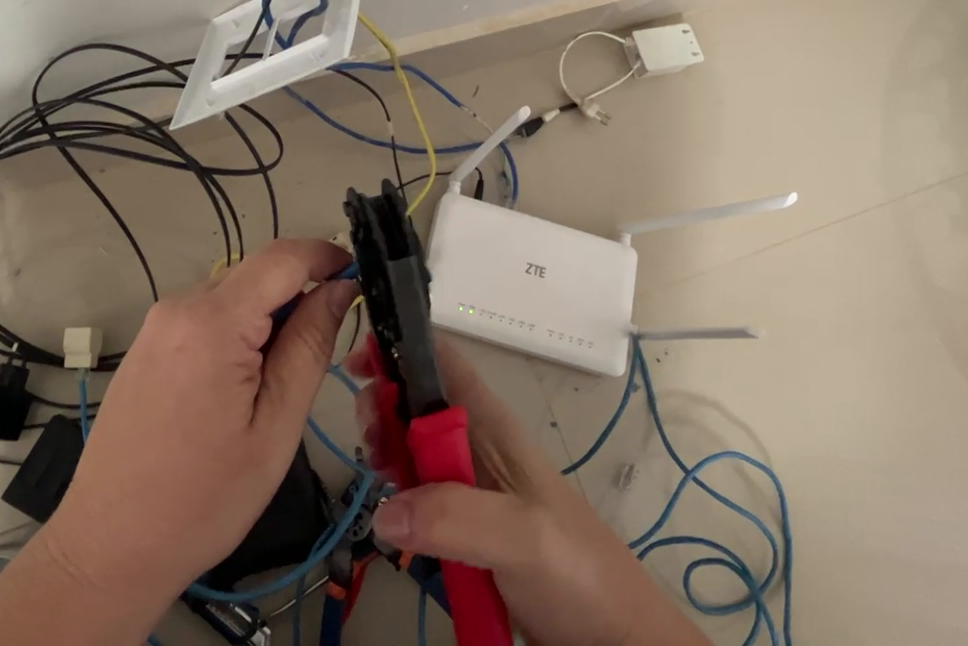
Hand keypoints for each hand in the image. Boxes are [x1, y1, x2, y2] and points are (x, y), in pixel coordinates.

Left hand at [0, 239, 353, 644]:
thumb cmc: (204, 499)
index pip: (284, 257)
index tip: (360, 280)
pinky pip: (206, 317)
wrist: (109, 547)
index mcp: (213, 322)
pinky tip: (241, 388)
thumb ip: (310, 345)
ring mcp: (156, 325)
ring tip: (281, 381)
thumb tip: (341, 288)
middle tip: (326, 349)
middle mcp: (178, 307)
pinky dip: (238, 332)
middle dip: (300, 293)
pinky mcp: (146, 346)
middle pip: (257, 272)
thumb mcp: (276, 426)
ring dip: (269, 317)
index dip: (327, 256)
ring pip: (233, 294)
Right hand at [352, 336, 707, 645]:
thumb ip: (456, 517)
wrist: (613, 636)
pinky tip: (393, 520)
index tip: (354, 365)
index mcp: (492, 424)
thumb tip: (383, 511)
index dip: (399, 349)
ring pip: (411, 449)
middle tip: (371, 448)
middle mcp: (476, 445)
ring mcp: (469, 487)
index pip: (442, 361)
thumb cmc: (577, 570)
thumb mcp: (521, 536)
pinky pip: (417, 498)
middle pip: (415, 403)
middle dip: (383, 410)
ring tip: (380, 483)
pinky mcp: (463, 526)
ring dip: (386, 456)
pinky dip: (397, 501)